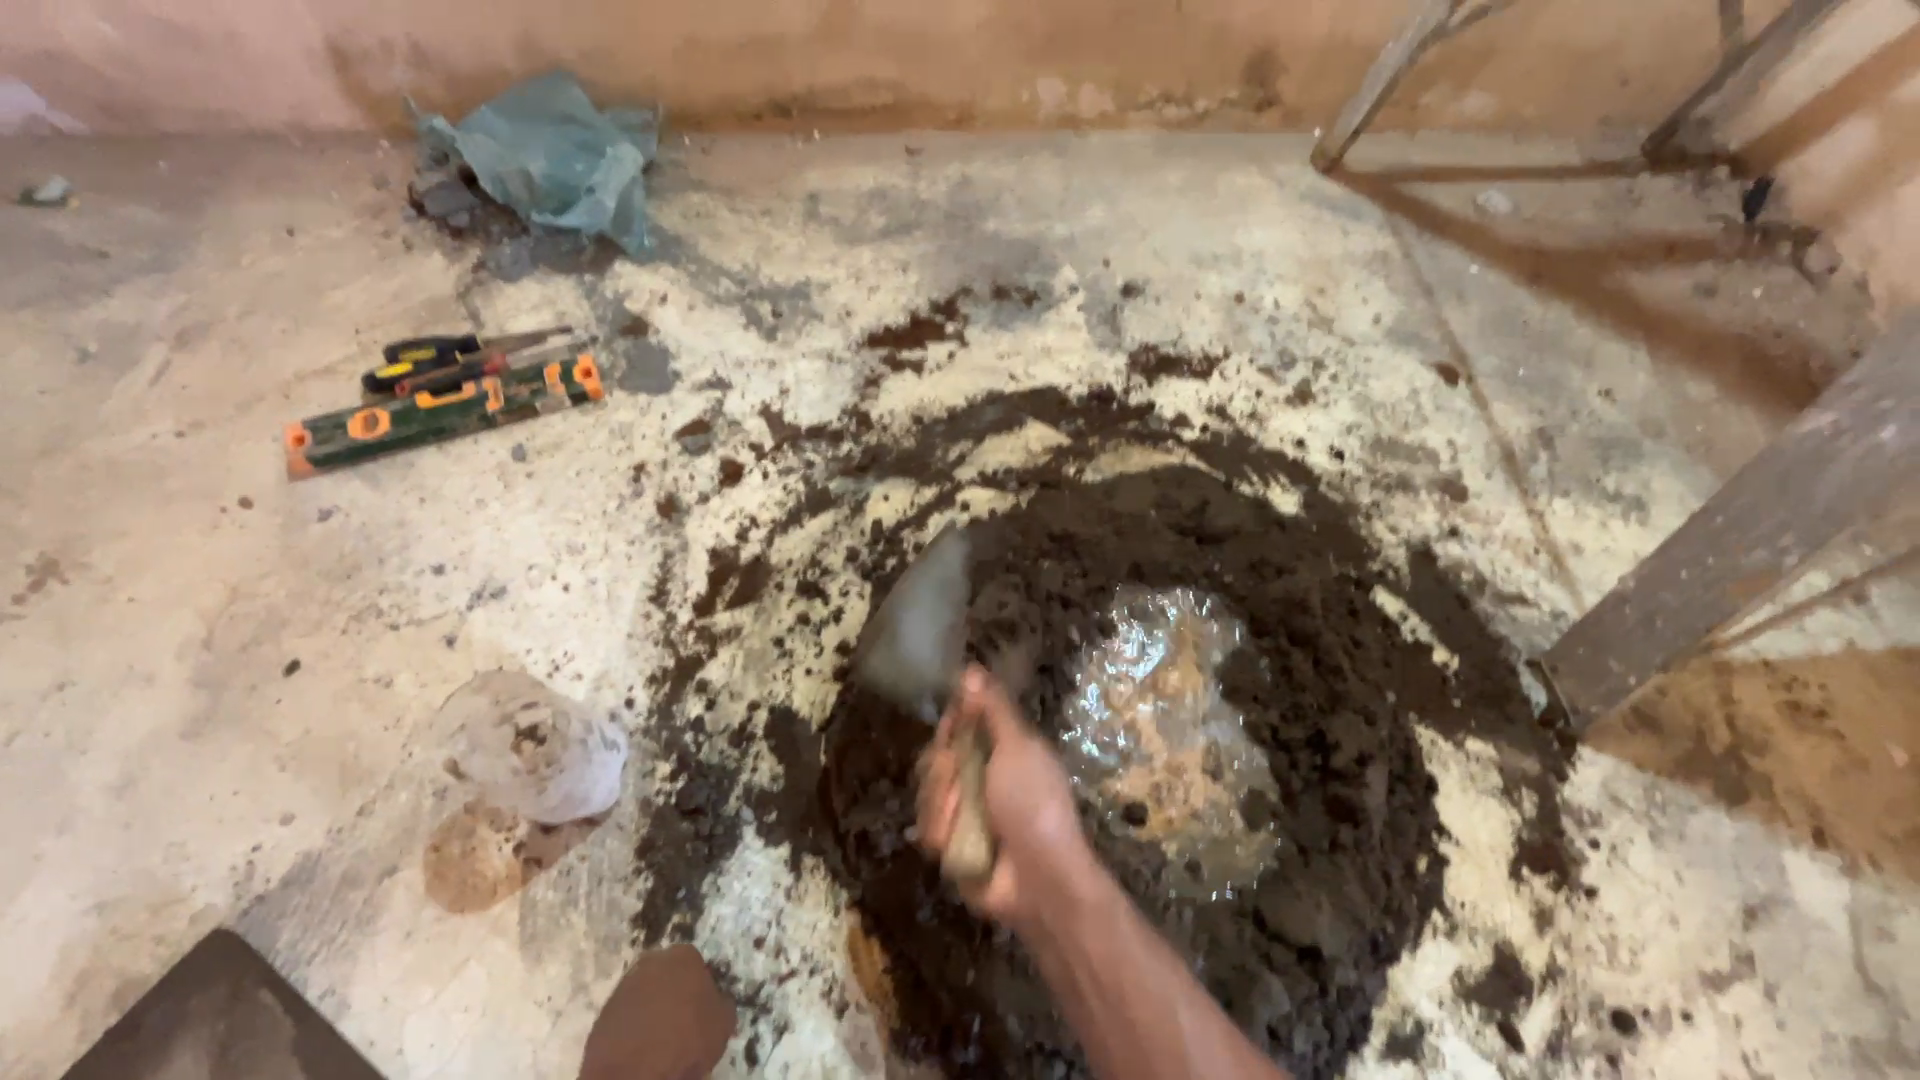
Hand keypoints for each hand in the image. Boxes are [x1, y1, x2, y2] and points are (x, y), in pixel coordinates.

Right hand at [917, 665, 1094, 925]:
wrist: (1039, 878)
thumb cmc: (1035, 803)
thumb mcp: (1018, 746)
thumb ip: (993, 709)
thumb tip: (971, 668)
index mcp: (1001, 751)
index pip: (960, 724)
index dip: (951, 724)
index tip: (951, 726)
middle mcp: (981, 779)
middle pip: (937, 757)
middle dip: (942, 768)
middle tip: (958, 779)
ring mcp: (965, 814)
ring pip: (927, 791)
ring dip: (942, 803)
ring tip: (962, 817)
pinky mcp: (952, 846)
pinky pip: (927, 827)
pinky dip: (941, 832)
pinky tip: (956, 842)